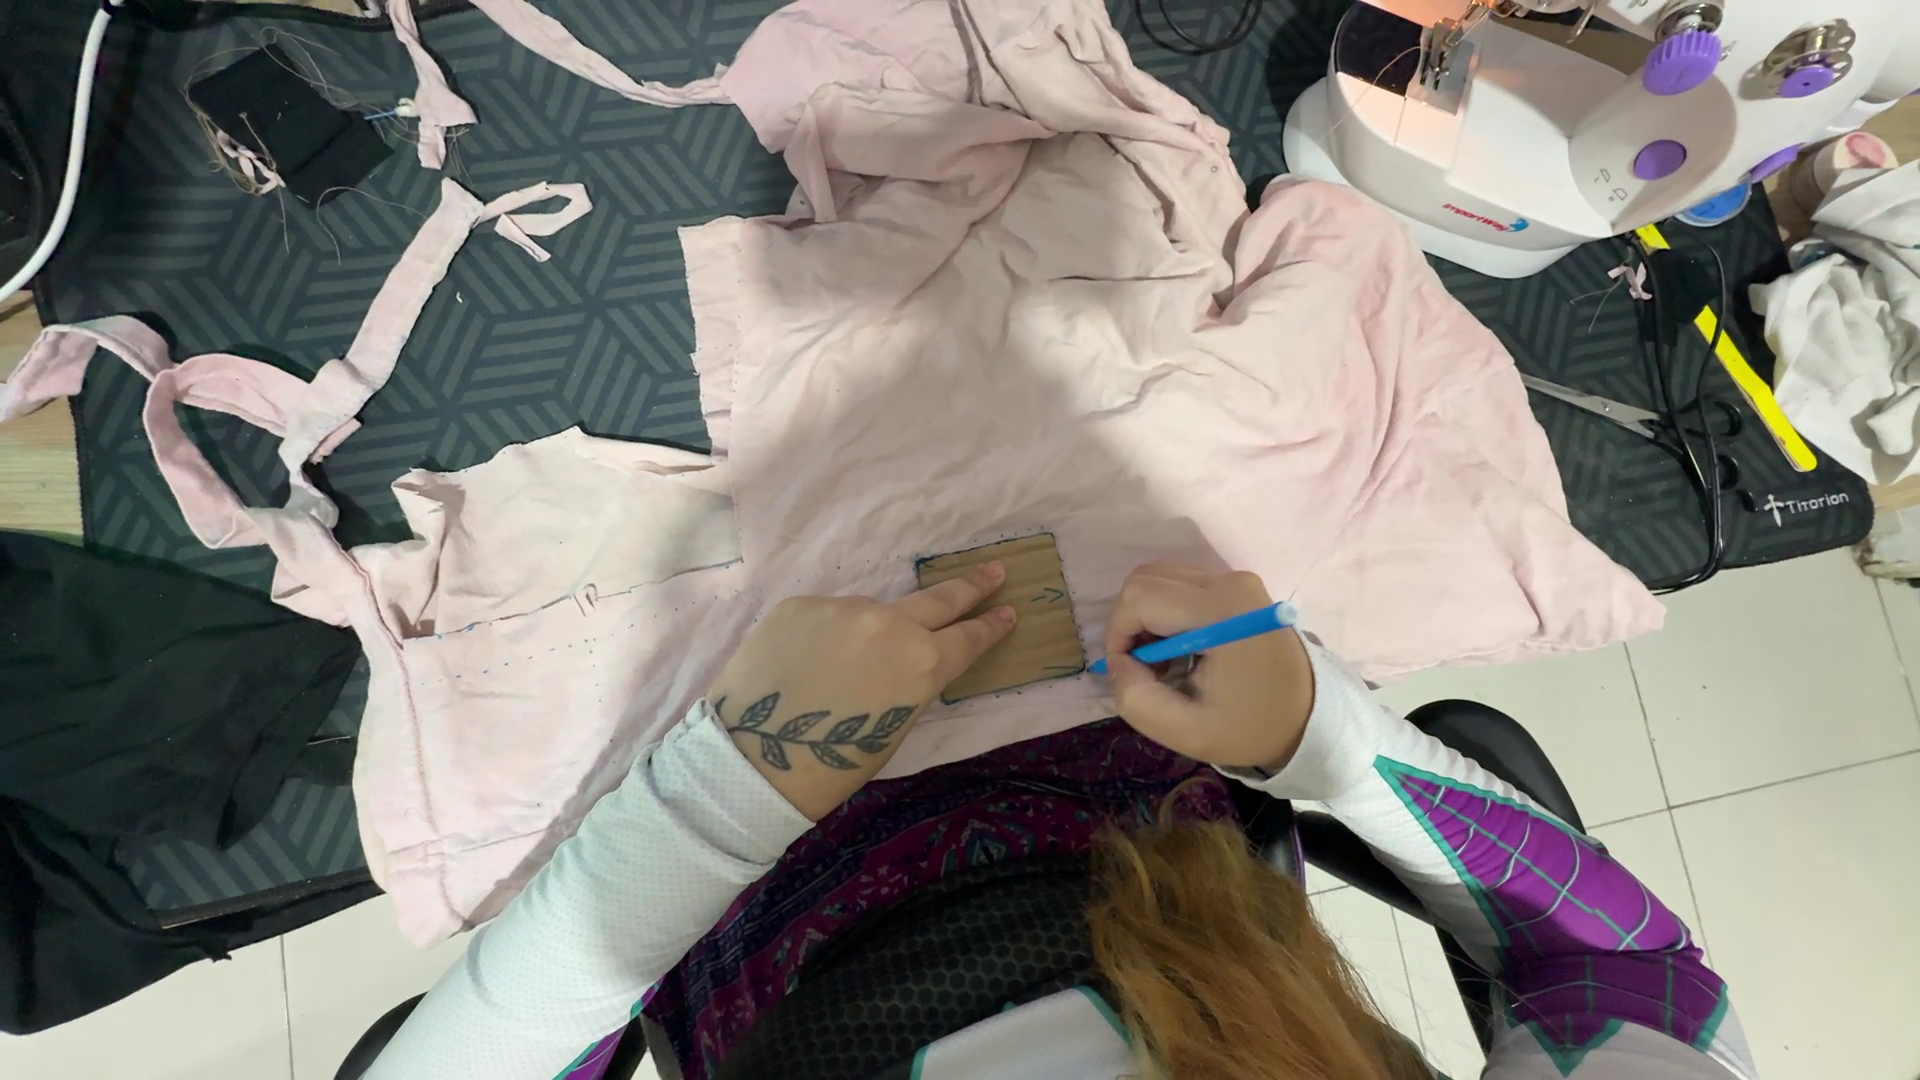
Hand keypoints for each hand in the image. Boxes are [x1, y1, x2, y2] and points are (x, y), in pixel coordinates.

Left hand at [708, 562, 1016, 819]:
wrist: (751, 759)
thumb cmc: (832, 764)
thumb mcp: (895, 727)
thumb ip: (912, 681)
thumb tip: (908, 657)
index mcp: (921, 664)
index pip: (968, 638)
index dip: (991, 625)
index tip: (1009, 610)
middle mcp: (889, 624)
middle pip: (938, 598)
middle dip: (970, 585)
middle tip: (993, 570)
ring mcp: (843, 608)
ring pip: (870, 615)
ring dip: (868, 634)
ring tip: (838, 674)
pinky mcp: (801, 603)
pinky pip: (826, 617)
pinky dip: (825, 637)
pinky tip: (805, 667)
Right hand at [1101, 562, 1314, 770]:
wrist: (1312, 719)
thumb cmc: (1252, 727)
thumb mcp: (1187, 732)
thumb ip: (1137, 700)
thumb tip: (1117, 663)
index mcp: (1220, 612)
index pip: (1139, 598)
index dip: (1118, 634)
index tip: (1127, 672)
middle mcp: (1228, 581)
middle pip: (1144, 580)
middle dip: (1128, 623)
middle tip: (1143, 667)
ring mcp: (1234, 578)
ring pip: (1157, 577)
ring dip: (1144, 616)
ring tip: (1162, 659)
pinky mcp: (1236, 584)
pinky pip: (1177, 582)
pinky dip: (1163, 610)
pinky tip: (1178, 646)